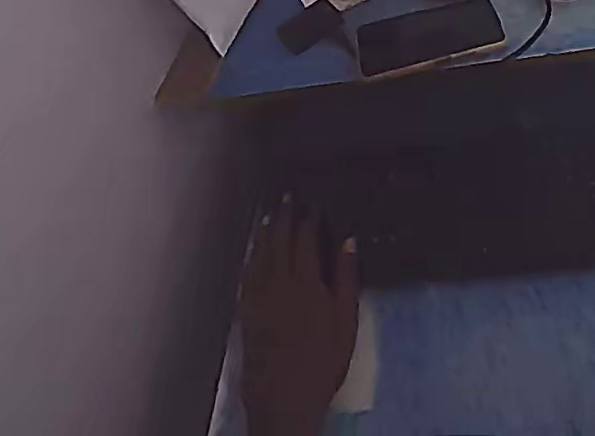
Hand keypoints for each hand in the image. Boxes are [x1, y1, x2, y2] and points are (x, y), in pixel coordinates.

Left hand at [240, 199, 358, 435]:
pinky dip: (252, 256)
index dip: (309, 219)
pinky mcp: (246, 310)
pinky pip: (248, 273)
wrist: (285, 397)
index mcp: (304, 279)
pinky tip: (254, 252)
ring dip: (265, 231)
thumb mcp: (345, 319)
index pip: (305, 238)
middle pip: (279, 239)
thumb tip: (348, 240)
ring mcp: (259, 294)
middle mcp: (278, 279)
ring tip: (269, 215)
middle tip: (287, 197)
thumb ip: (346, 277)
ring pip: (260, 253)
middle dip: (284, 216)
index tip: (314, 205)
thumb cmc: (323, 359)